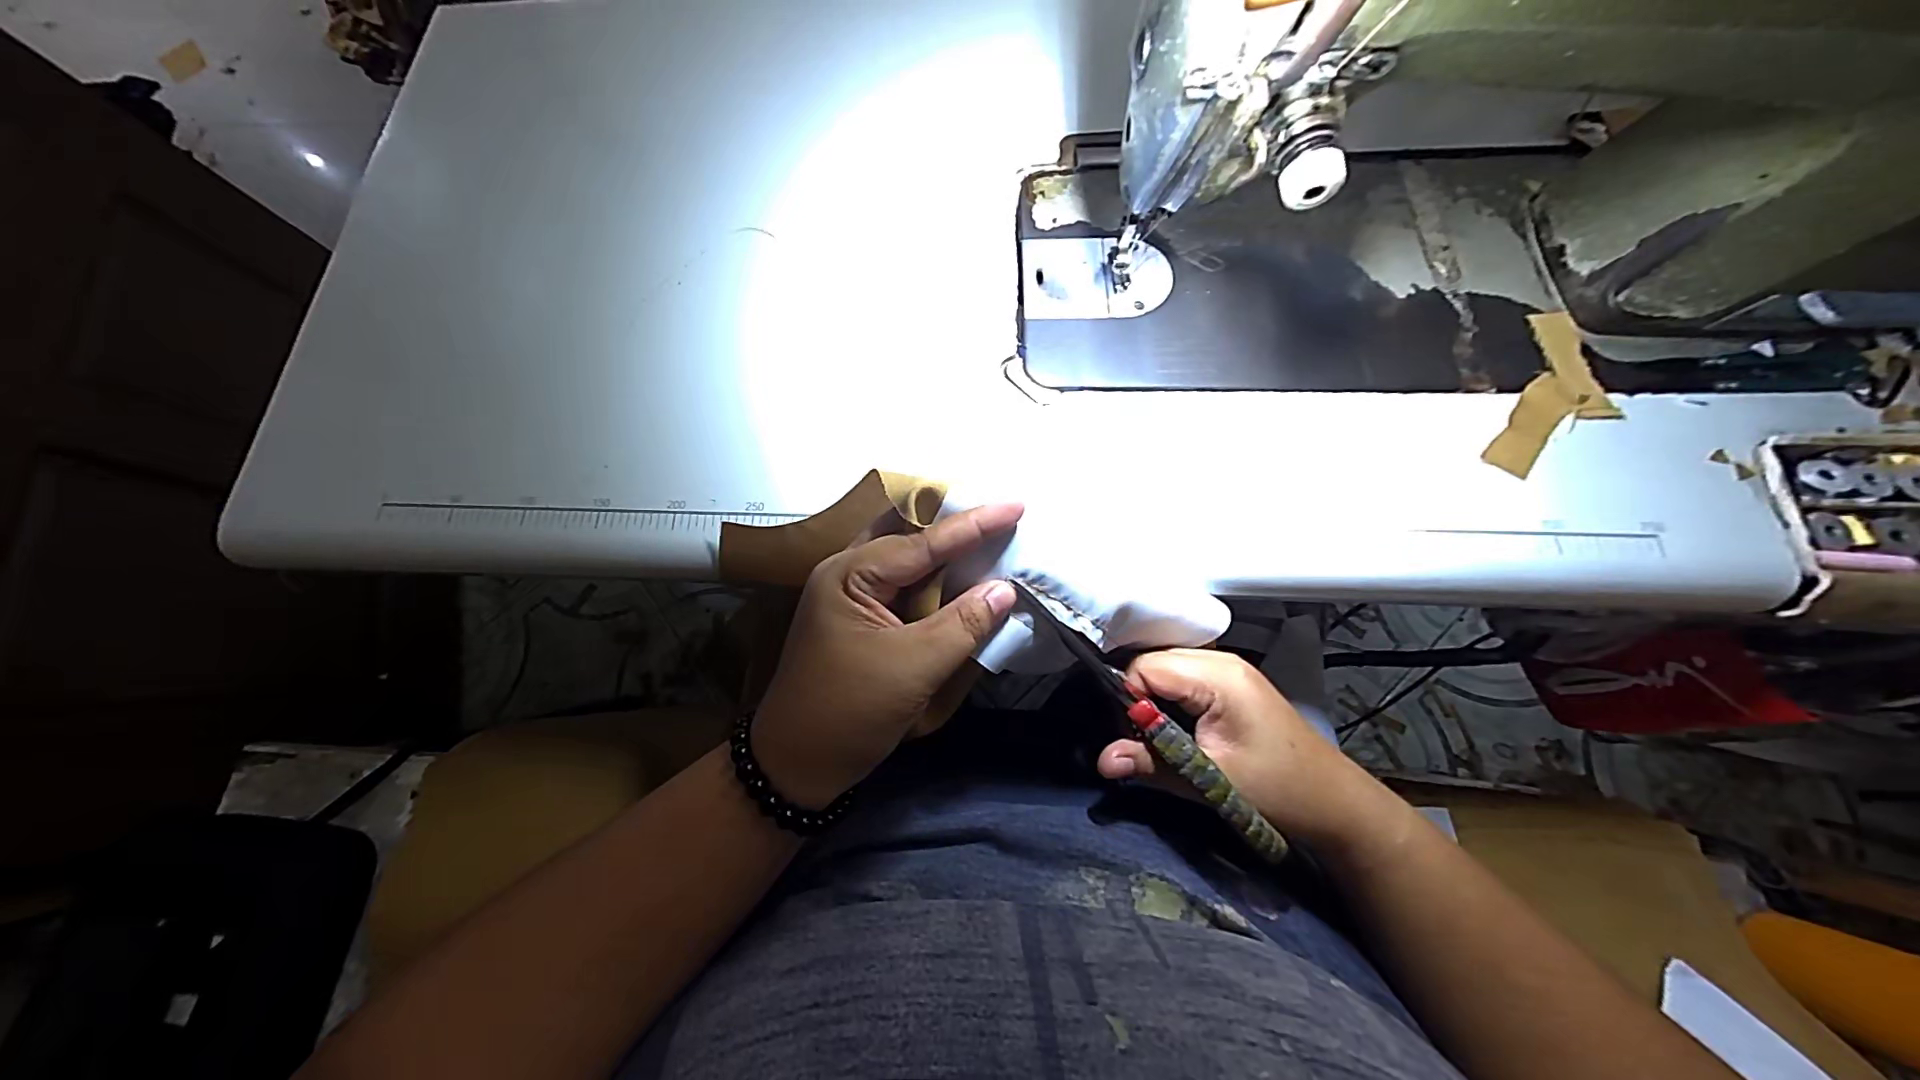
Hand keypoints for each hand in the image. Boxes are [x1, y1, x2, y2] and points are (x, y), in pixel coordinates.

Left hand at [751, 503, 1023, 808]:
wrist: (795, 765)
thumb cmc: (849, 713)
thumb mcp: (913, 668)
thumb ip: (963, 624)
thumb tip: (1005, 589)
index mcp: (848, 575)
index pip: (922, 541)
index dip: (973, 524)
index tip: (1017, 506)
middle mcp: (846, 573)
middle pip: (907, 534)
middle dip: (953, 524)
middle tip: (1002, 515)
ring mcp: (851, 597)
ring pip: (906, 558)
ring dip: (945, 552)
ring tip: (990, 538)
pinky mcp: (861, 620)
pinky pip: (904, 586)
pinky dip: (935, 582)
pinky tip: (961, 579)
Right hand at [1095, 650, 1402, 851]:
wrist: (1335, 802)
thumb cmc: (1281, 789)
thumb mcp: (1209, 779)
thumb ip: (1151, 763)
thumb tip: (1103, 759)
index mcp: (1218, 676)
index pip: (1144, 667)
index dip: (1128, 700)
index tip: (1131, 737)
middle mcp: (1221, 661)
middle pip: (1152, 663)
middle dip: (1138, 700)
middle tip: (1142, 741)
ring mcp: (1228, 669)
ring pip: (1165, 670)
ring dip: (1153, 702)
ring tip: (1160, 739)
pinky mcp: (1230, 683)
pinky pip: (1182, 679)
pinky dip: (1169, 701)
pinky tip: (1177, 732)